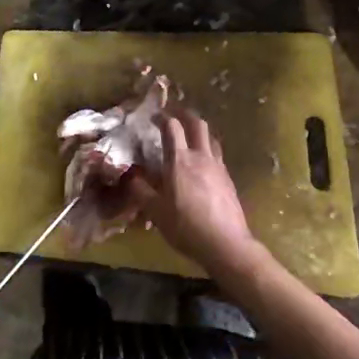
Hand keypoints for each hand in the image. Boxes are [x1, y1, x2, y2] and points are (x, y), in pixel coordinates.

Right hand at [127, 106, 263, 276]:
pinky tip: (203, 161)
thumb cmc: (186, 227)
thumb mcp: (156, 212)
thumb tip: (130, 176)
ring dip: (199, 130)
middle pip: (196, 123)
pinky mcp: (228, 178)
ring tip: (190, 134)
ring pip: (210, 136)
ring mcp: (218, 166)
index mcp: (180, 160)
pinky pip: (217, 153)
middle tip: (174, 115)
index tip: (154, 117)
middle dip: (184, 114)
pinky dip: (208, 148)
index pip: (172, 126)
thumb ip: (141, 191)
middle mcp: (200, 156)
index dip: (162, 117)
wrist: (226, 244)